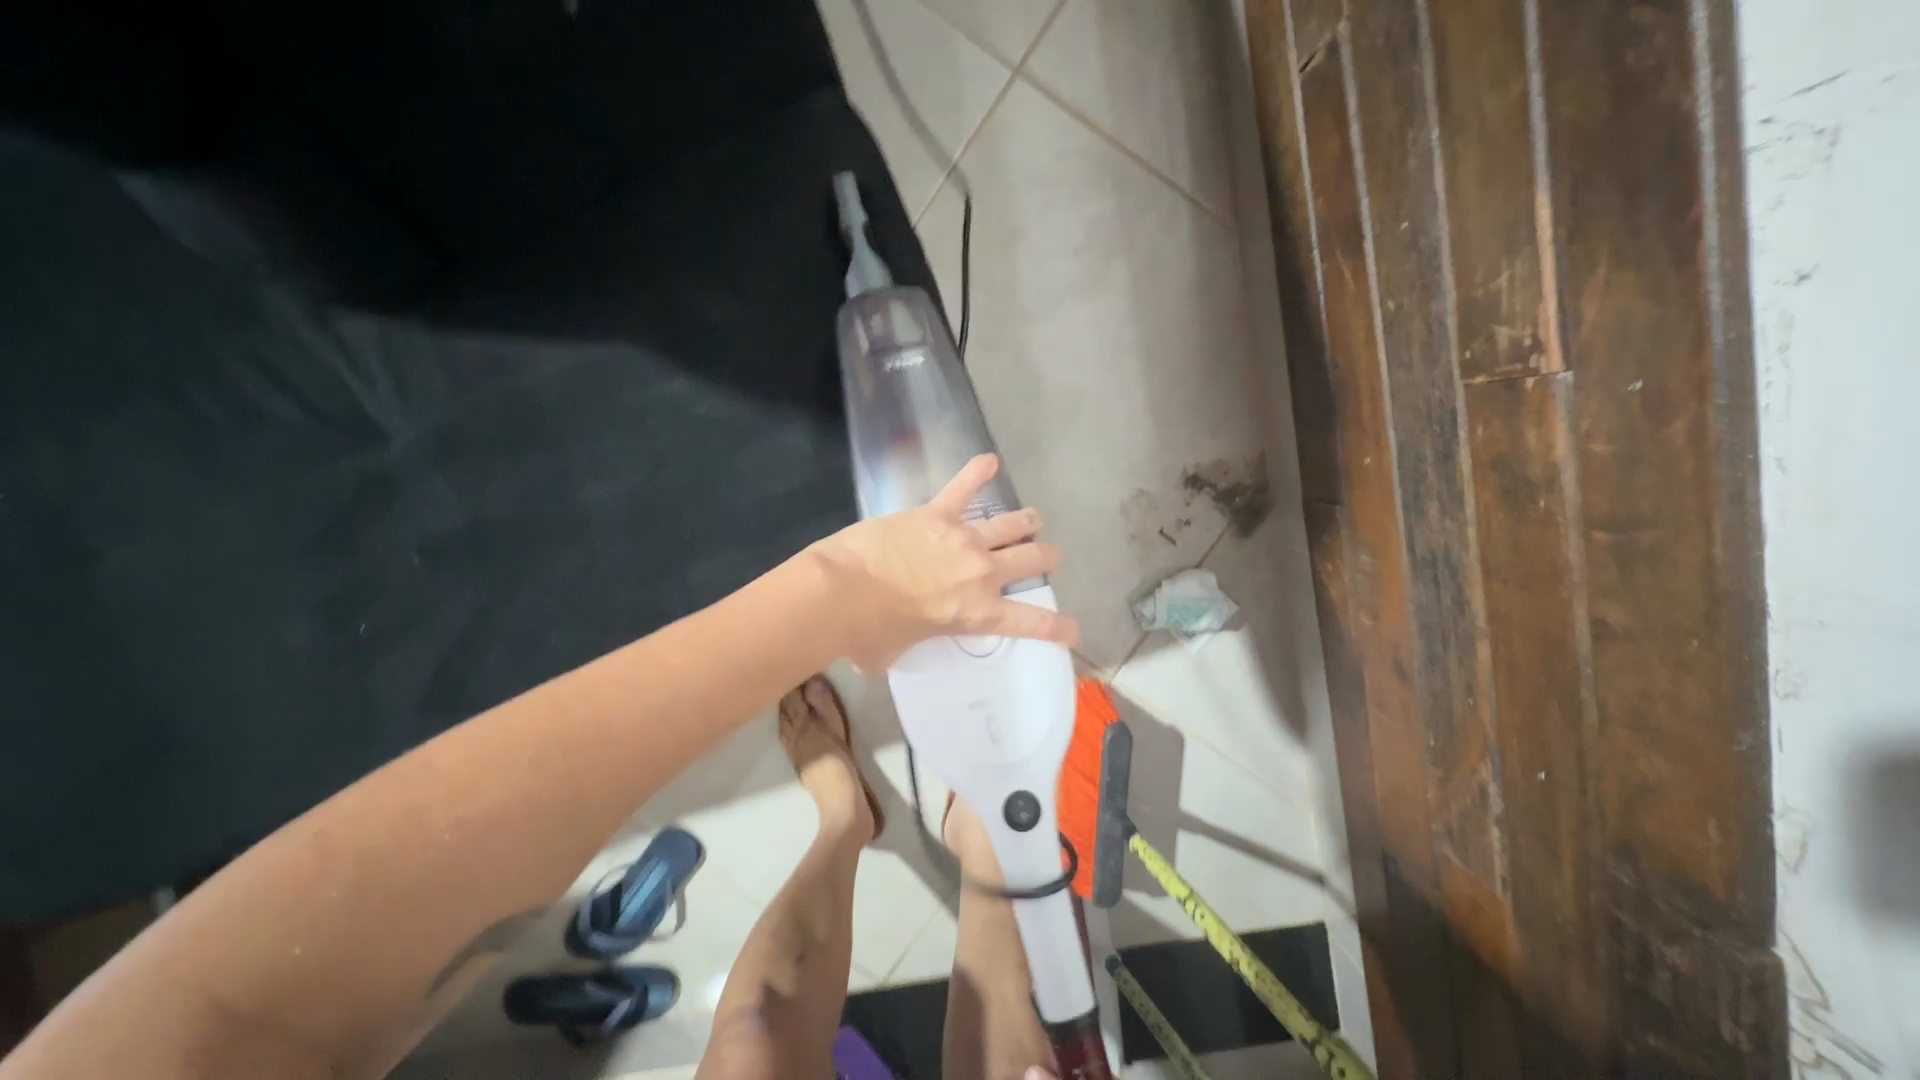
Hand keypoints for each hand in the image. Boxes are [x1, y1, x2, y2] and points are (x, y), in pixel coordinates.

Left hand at [808, 454, 1078, 670]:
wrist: (840, 592)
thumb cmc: (866, 633)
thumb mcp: (895, 654)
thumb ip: (905, 645)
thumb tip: (885, 649)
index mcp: (977, 614)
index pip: (1032, 623)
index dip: (1059, 628)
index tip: (1072, 630)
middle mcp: (981, 573)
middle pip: (1031, 560)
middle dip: (1045, 560)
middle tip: (1047, 559)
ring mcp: (962, 539)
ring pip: (1011, 525)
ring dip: (1026, 522)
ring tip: (1033, 520)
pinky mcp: (935, 513)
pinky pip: (962, 487)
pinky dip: (977, 472)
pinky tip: (988, 460)